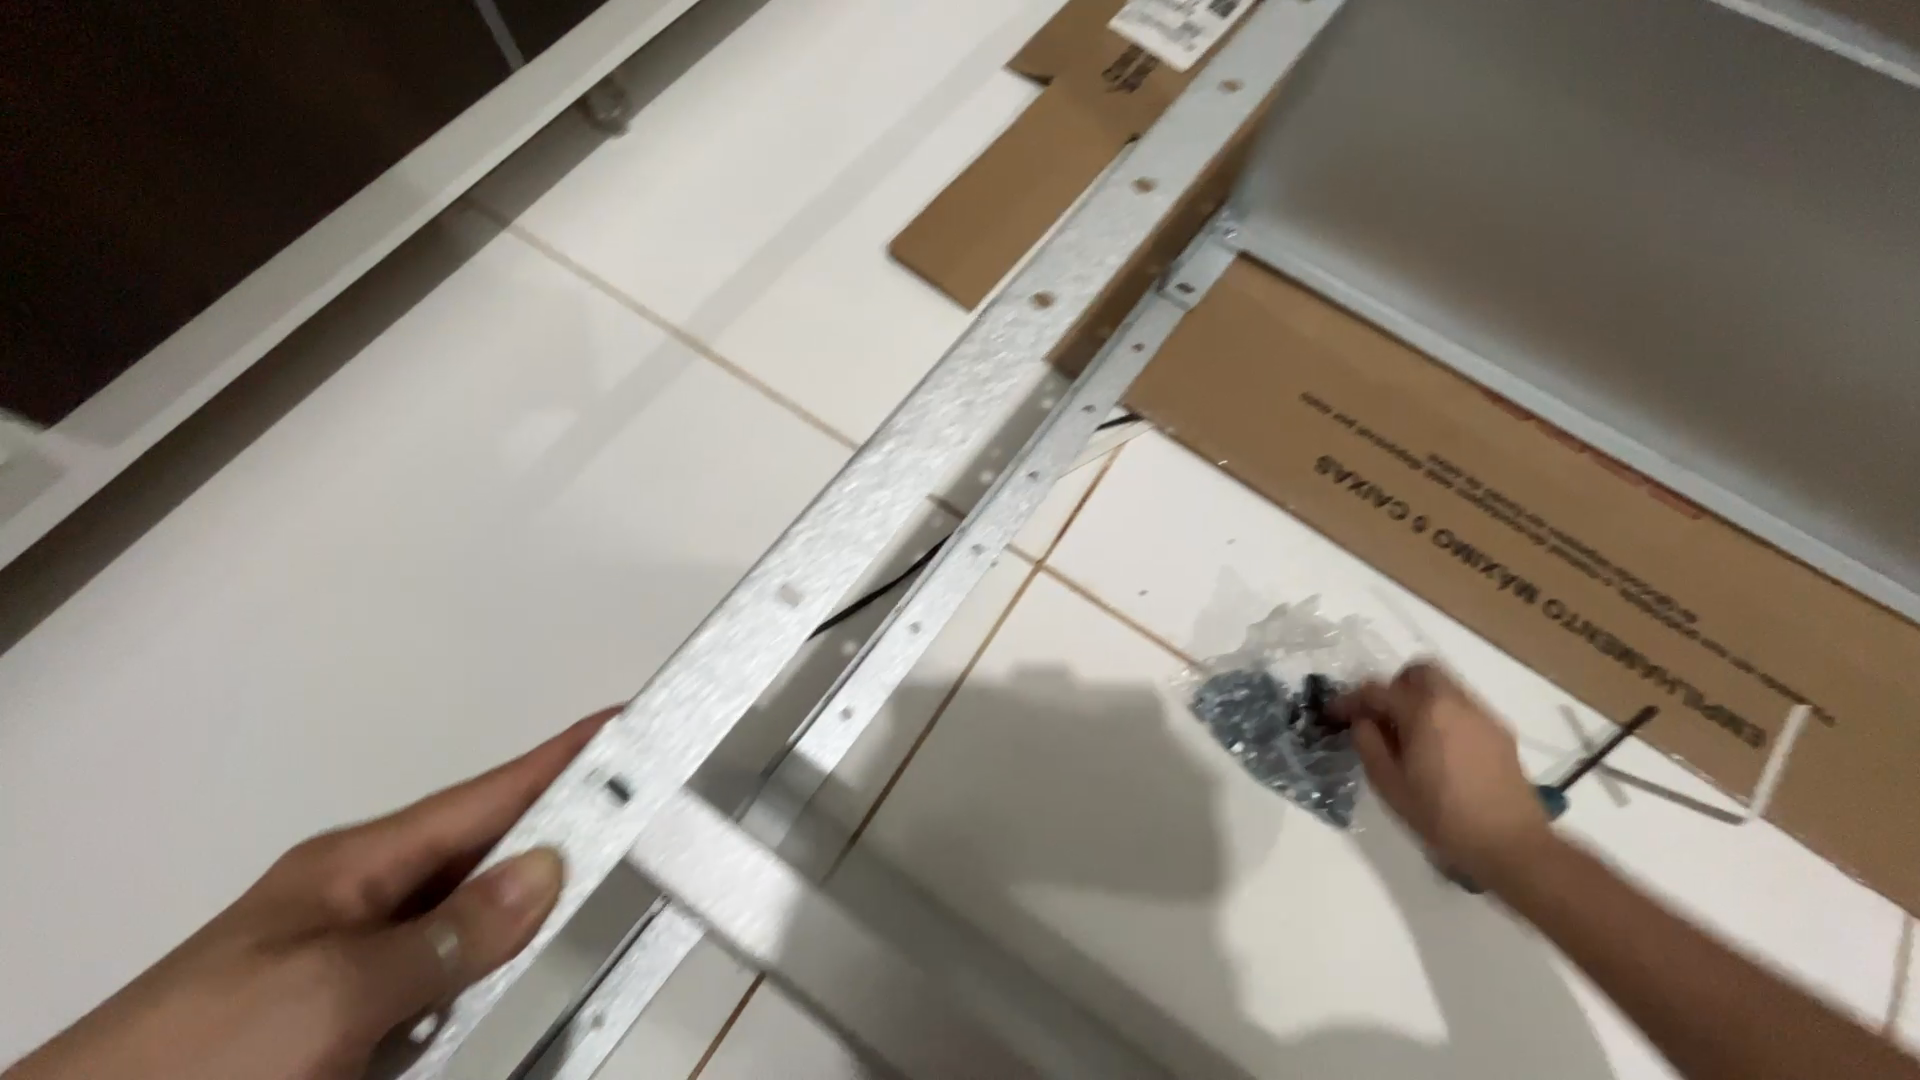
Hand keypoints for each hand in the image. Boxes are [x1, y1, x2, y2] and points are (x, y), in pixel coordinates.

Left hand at [8, 709, 615, 1079]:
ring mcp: (365, 958)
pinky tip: (535, 972)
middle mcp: (369, 899)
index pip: (489, 796)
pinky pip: (459, 976)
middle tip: (647, 807)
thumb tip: (549, 870)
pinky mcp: (363, 1017)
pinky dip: (505, 968)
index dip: (563, 757)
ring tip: (611, 881)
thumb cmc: (201, 1059)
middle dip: (567, 824)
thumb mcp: (333, 991)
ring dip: (539, 903)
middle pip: (494, 850)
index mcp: (359, 864)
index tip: (627, 722)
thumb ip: (449, 934)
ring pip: (481, 915)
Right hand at [1333, 663, 1551, 882]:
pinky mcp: (1501, 734)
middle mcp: (1456, 703)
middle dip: (1393, 687)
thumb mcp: (1388, 783)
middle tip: (1380, 716)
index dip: (1349, 700)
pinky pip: (1463, 709)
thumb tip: (1363, 721)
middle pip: (1419, 672)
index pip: (1376, 690)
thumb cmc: (1441, 816)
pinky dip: (1443, 716)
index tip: (1333, 714)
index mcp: (1424, 711)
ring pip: (1444, 688)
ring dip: (1420, 701)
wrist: (1512, 845)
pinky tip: (1438, 751)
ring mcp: (1483, 716)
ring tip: (1408, 736)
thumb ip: (1368, 742)